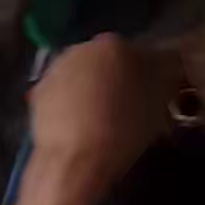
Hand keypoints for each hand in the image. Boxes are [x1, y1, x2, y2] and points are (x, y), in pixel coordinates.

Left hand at [28, 34, 169, 196]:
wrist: (74, 159)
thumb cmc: (124, 130)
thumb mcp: (159, 104)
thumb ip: (165, 78)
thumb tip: (168, 69)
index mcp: (114, 45)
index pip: (140, 54)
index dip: (150, 77)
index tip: (155, 98)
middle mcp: (80, 49)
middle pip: (106, 62)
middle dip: (117, 81)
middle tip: (129, 110)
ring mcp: (55, 70)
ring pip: (82, 77)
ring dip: (92, 92)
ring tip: (102, 122)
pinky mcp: (37, 94)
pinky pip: (63, 96)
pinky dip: (71, 107)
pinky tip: (80, 129)